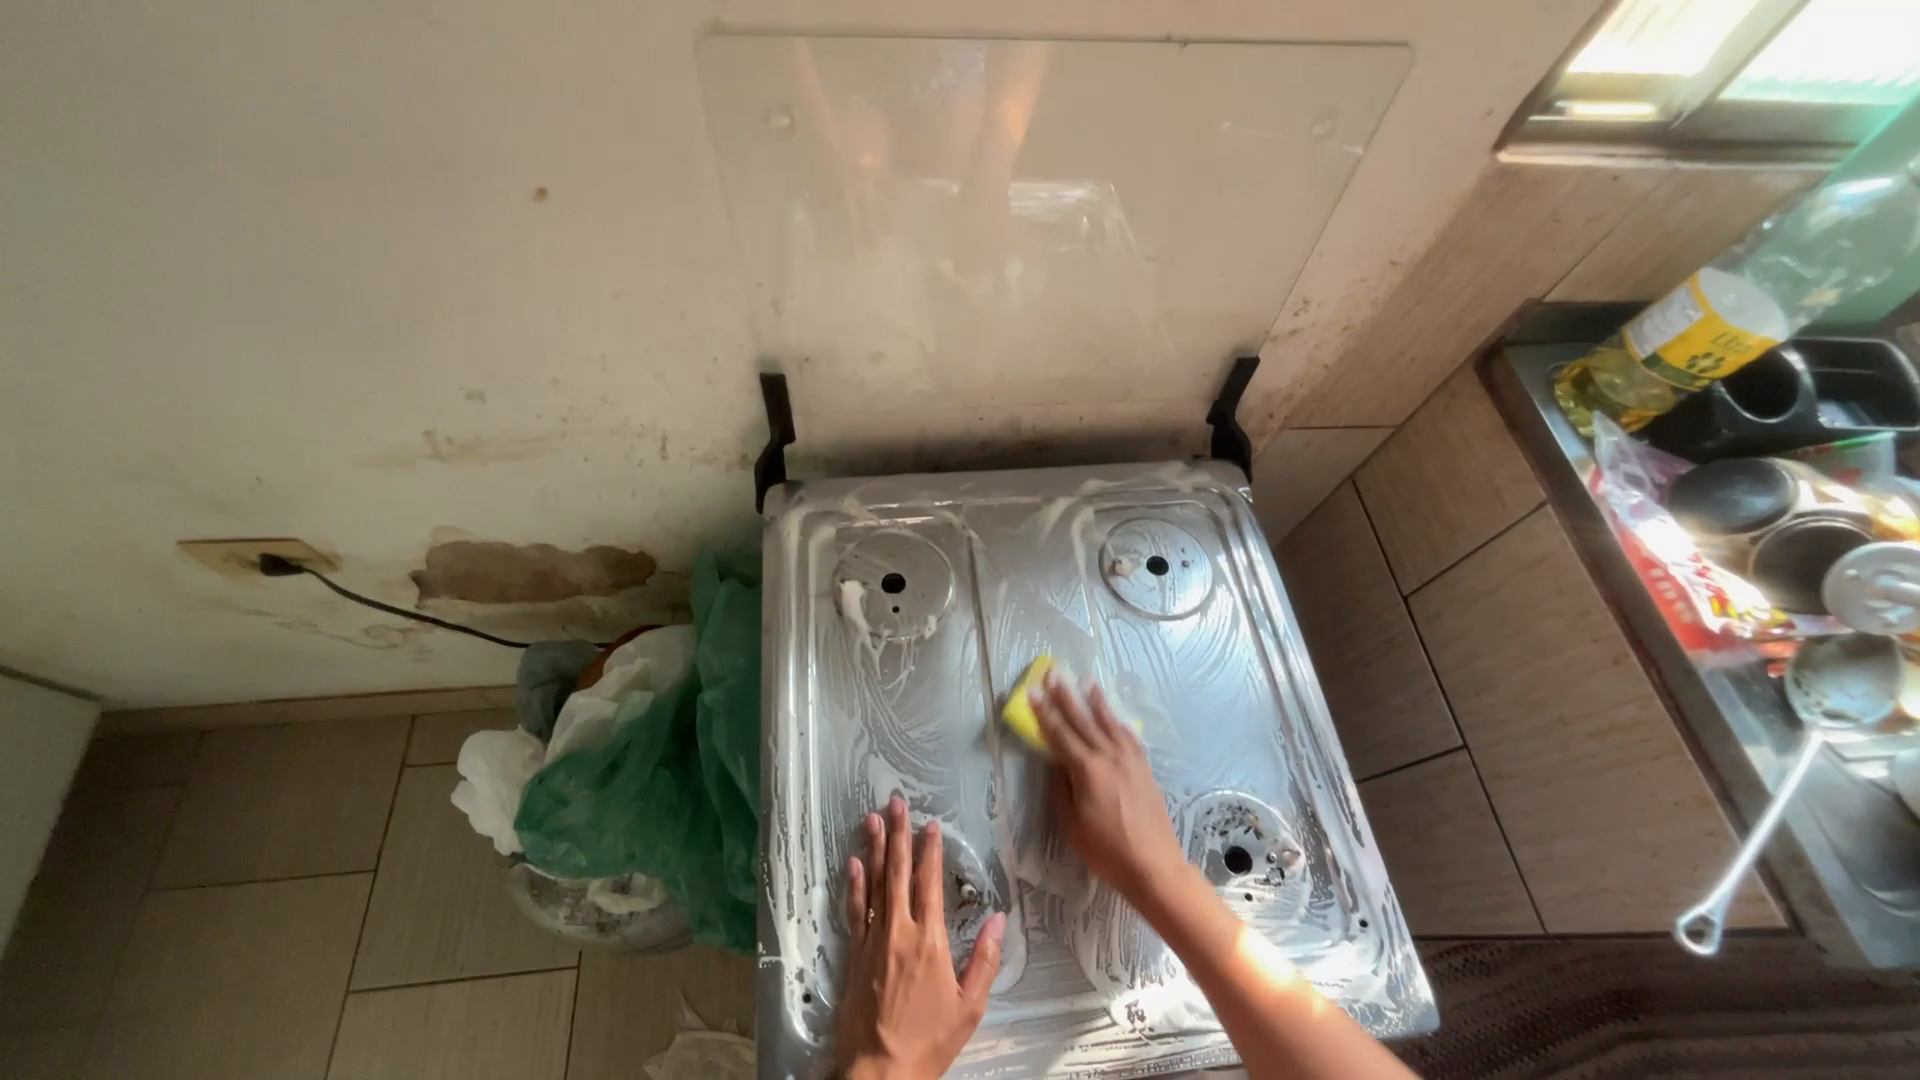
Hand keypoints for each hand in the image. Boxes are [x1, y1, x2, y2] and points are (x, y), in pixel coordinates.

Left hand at [838, 795, 1006, 1079]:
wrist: (879, 1071)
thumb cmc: (929, 1040)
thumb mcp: (969, 1006)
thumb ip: (984, 959)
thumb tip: (998, 918)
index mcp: (929, 941)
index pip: (929, 884)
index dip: (929, 852)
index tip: (930, 825)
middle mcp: (898, 932)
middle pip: (898, 873)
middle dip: (897, 835)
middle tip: (895, 803)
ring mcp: (872, 941)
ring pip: (874, 885)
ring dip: (873, 849)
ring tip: (872, 818)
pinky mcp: (855, 954)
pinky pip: (855, 911)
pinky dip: (854, 885)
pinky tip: (852, 863)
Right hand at [1029, 672, 1186, 902]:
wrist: (1154, 866)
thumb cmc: (1106, 851)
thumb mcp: (1072, 824)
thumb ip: (1061, 789)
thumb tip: (1057, 764)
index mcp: (1087, 769)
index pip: (1060, 734)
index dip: (1044, 712)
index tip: (1032, 691)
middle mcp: (1109, 756)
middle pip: (1083, 720)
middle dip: (1066, 696)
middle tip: (1055, 673)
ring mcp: (1130, 760)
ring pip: (1109, 722)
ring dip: (1096, 700)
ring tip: (1087, 680)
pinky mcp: (1145, 769)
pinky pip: (1128, 736)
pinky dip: (1117, 721)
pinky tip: (1114, 715)